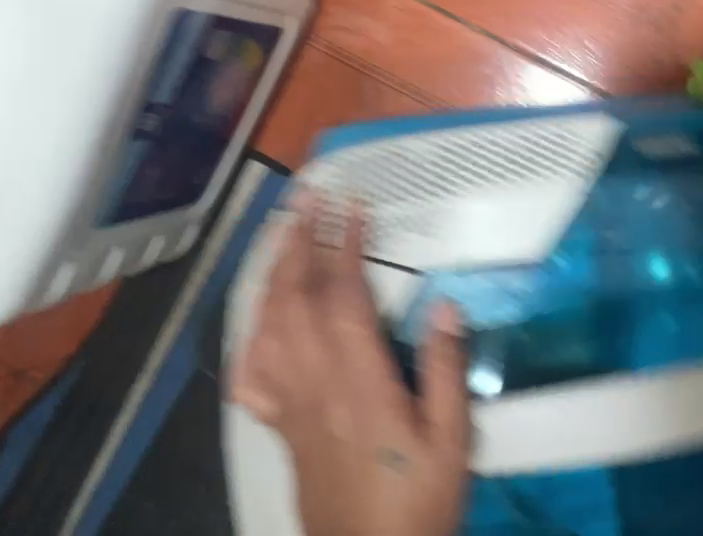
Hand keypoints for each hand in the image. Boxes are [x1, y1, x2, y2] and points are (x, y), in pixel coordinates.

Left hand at [233, 193, 470, 535]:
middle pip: (295, 301)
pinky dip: (250, 338)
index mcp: (359, 383)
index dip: (346, 246)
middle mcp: (316, 386)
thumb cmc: (418, 500)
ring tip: (282, 236)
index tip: (352, 206)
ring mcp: (291, 407)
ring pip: (268, 328)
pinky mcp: (282, 429)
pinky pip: (252, 377)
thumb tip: (443, 301)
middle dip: (299, 243)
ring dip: (272, 275)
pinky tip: (257, 318)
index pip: (344, 298)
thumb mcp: (452, 439)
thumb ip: (446, 368)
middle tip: (307, 200)